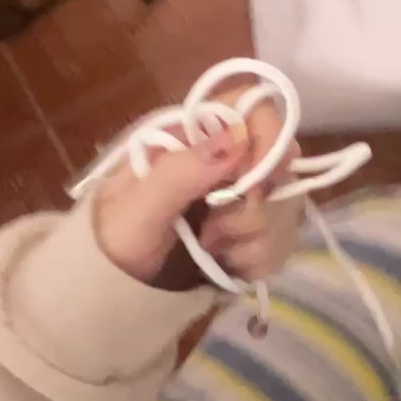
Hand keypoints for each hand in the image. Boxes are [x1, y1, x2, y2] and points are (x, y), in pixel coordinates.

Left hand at [92, 90, 305, 287]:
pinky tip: (229, 266)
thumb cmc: (113, 241)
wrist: (113, 292)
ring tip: (211, 250)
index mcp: (194, 137)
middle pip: (280, 163)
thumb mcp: (134, 210)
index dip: (269, 139)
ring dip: (251, 238)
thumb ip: (179, 172)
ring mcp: (246, 195)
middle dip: (252, 206)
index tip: (256, 182)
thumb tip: (235, 139)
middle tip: (214, 230)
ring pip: (286, 206)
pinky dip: (258, 259)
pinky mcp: (257, 231)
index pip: (254, 108)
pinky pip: (286, 239)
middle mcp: (227, 159)